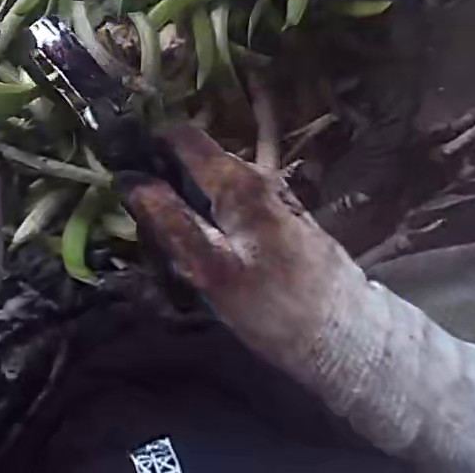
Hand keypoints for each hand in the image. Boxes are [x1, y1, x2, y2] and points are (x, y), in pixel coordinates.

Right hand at [125, 122, 474, 472]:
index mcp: (237, 180)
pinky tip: (201, 234)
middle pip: (196, 155)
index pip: (182, 134)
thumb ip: (170, 220)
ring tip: (167, 225)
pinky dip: (208, 204)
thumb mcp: (212, 269)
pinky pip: (231, 196)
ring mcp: (271, 192)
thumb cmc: (275, 306)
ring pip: (213, 177)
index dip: (148, 138)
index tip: (122, 158)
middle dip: (164, 170)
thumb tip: (130, 180)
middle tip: (140, 204)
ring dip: (186, 190)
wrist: (352, 341)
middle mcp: (256, 174)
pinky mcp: (280, 212)